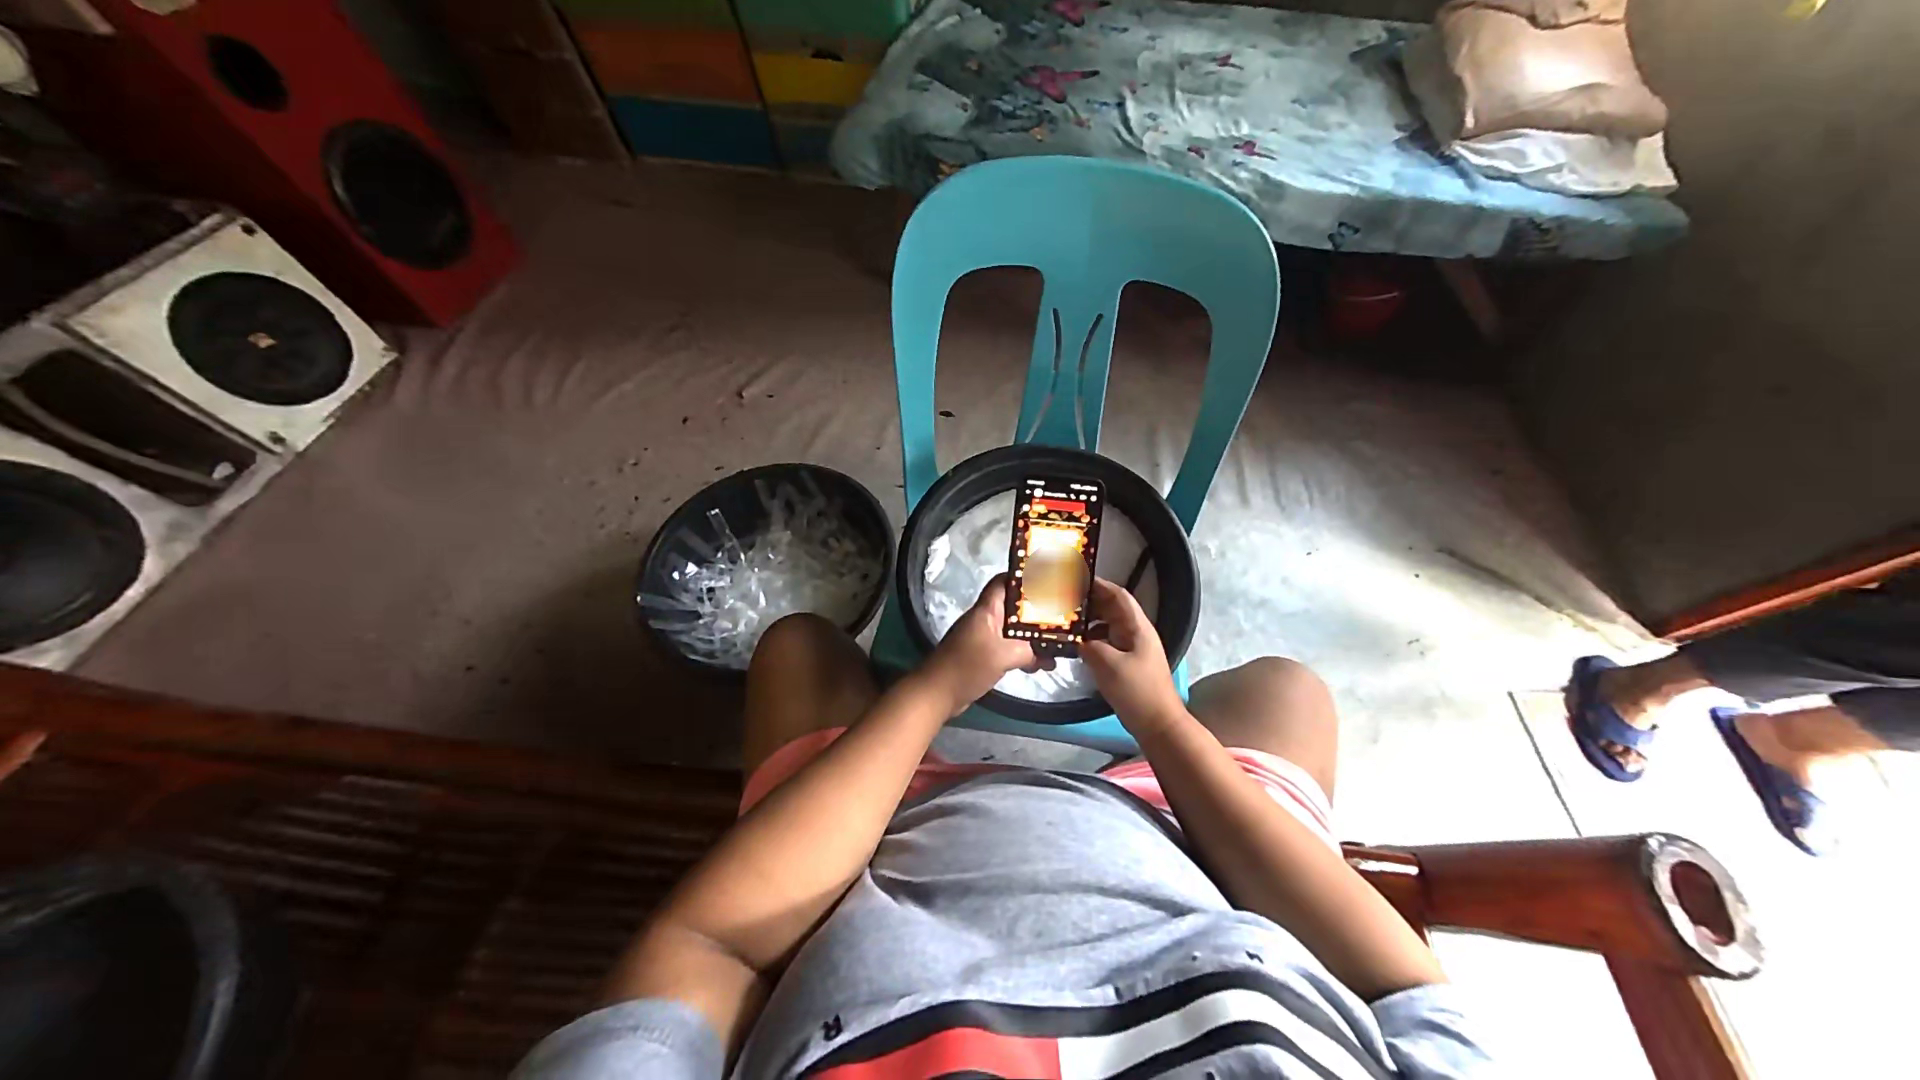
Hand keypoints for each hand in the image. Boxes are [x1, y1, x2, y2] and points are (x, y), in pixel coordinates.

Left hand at [925, 575, 1050, 714]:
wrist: (937, 694)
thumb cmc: (967, 666)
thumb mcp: (1003, 655)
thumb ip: (1028, 650)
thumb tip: (1047, 655)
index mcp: (986, 611)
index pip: (1003, 582)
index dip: (1023, 577)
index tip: (1047, 581)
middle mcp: (985, 620)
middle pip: (1013, 608)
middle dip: (1037, 612)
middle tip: (1061, 617)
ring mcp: (983, 639)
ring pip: (1014, 631)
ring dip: (1033, 638)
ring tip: (1057, 646)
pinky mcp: (984, 657)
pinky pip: (1010, 650)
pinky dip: (1025, 655)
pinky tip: (1041, 665)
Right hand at [1081, 577, 1185, 730]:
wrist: (1159, 725)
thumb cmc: (1137, 691)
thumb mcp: (1107, 665)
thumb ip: (1088, 646)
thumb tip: (1075, 638)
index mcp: (1137, 627)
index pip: (1118, 596)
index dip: (1097, 585)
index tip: (1074, 580)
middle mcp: (1136, 633)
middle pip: (1111, 608)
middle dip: (1089, 602)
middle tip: (1063, 601)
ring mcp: (1133, 648)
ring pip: (1108, 625)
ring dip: (1088, 621)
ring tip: (1066, 621)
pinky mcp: (1127, 663)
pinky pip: (1107, 641)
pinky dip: (1091, 638)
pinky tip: (1077, 645)